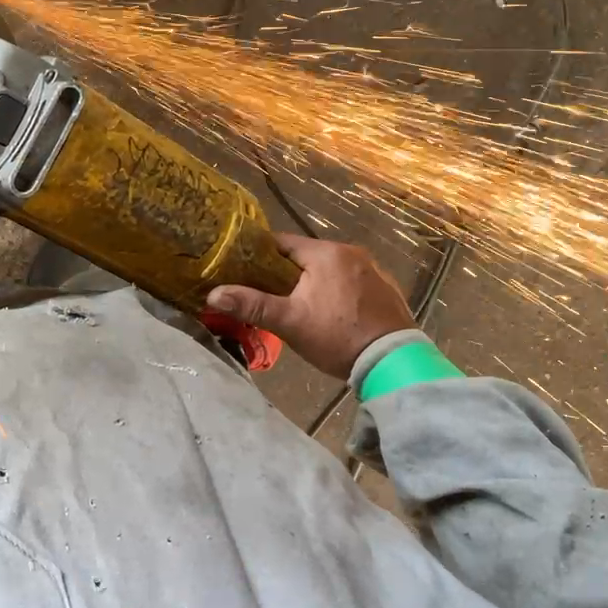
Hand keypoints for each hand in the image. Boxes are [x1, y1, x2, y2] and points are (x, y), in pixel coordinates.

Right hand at [206, 233, 414, 379]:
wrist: (395, 365)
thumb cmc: (337, 336)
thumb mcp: (288, 321)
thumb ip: (251, 304)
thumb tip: (212, 295)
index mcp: (326, 253)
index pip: (281, 243)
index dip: (258, 256)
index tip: (243, 272)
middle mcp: (352, 253)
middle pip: (305, 256)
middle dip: (284, 272)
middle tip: (265, 293)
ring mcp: (373, 271)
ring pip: (328, 269)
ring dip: (311, 282)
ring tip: (295, 305)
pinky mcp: (387, 290)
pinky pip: (349, 282)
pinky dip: (335, 291)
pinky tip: (328, 313)